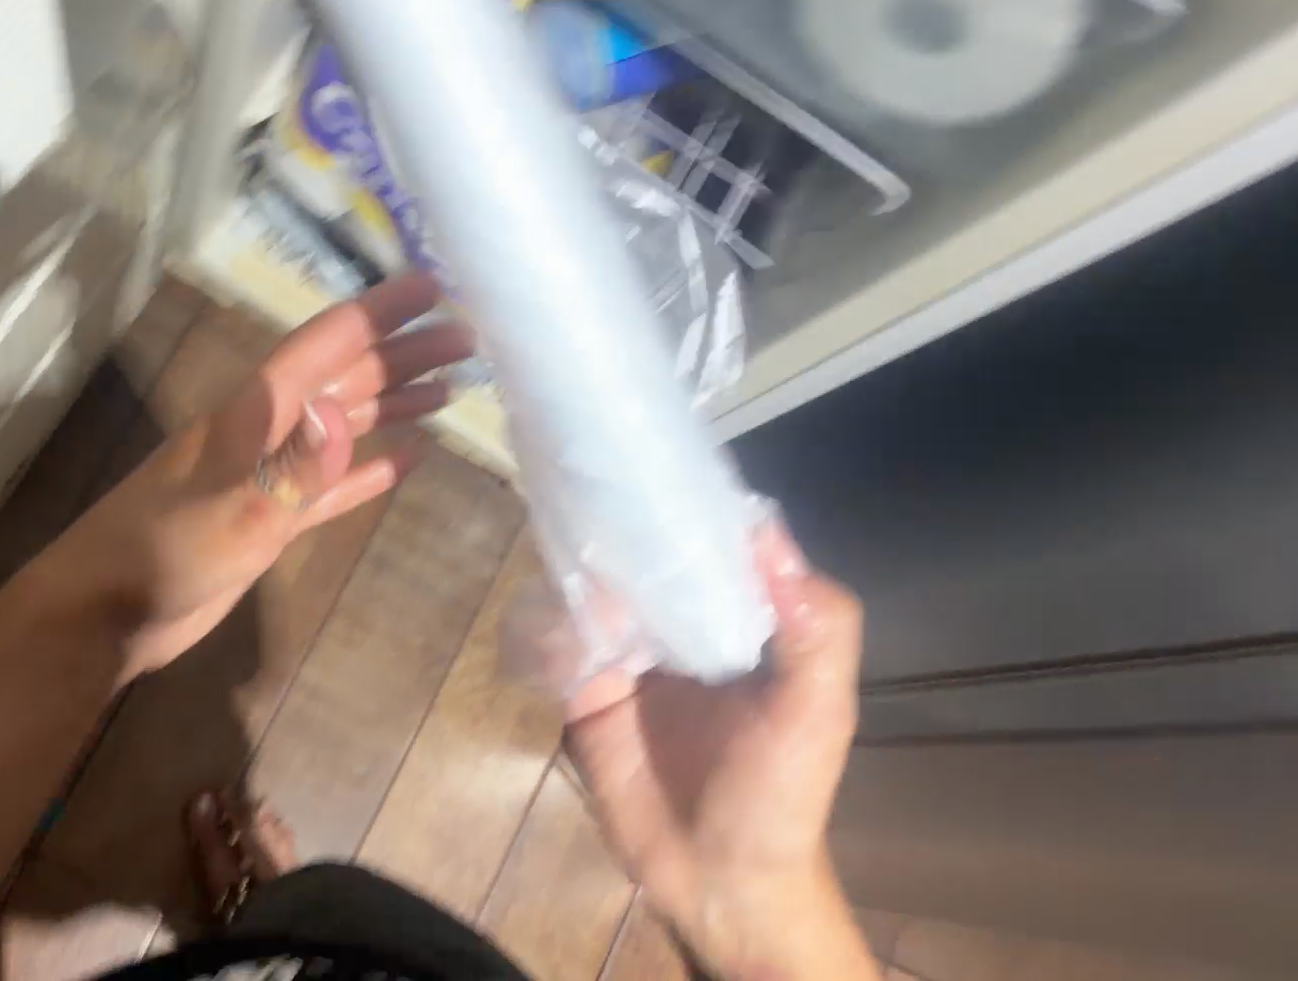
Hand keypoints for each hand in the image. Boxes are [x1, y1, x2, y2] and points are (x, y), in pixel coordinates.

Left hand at [57, 273, 473, 675]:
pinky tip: (409, 461)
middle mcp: (268, 430)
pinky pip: (333, 483)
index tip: (435, 286)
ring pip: (344, 426)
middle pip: (345, 377)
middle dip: (404, 353)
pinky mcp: (272, 516)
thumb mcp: (232, 512)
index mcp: (255, 411)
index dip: (380, 312)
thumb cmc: (162, 554)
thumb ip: (290, 465)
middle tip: (468, 339)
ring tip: (450, 390)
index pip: (326, 344)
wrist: (106, 613)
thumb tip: (342, 410)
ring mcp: (271, 474)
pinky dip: (371, 469)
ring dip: (394, 403)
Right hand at [563, 525, 873, 977]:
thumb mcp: (816, 714)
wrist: (716, 880)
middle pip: (631, 560)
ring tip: (580, 613)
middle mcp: (673, 624)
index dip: (678, 511)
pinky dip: (545, 640)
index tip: (650, 482)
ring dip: (571, 592)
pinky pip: (552, 647)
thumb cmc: (779, 796)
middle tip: (592, 535)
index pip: (700, 544)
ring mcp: (622, 654)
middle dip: (609, 544)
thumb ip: (815, 632)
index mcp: (731, 618)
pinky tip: (559, 657)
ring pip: (582, 595)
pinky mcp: (581, 688)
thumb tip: (770, 537)